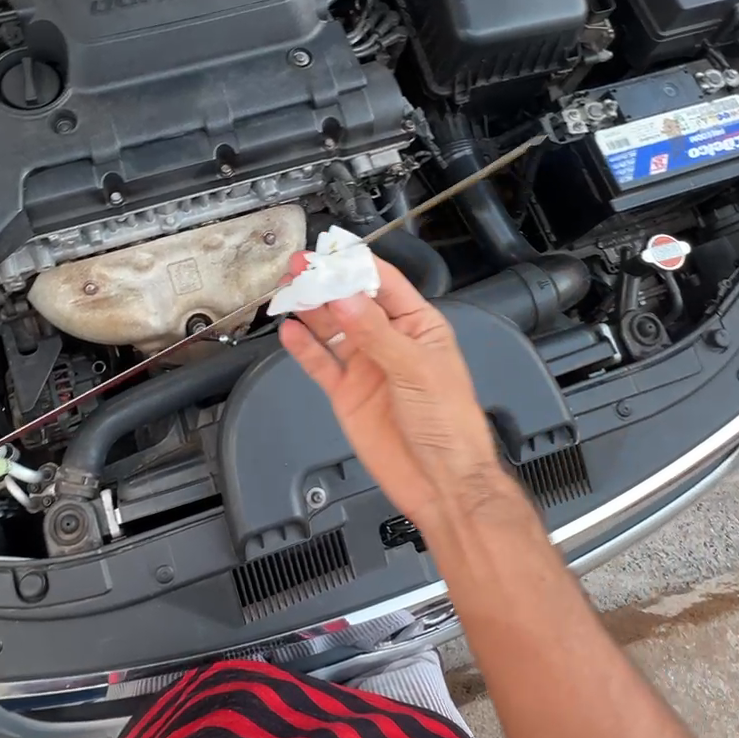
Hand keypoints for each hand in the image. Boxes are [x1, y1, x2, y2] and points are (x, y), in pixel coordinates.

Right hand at [278, 254, 516, 533]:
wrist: (441, 483)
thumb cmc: (450, 424)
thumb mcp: (417, 370)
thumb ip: (377, 334)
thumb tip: (344, 300)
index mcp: (418, 326)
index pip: (383, 284)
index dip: (355, 266)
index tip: (330, 254)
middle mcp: (389, 340)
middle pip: (350, 302)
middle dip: (326, 282)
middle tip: (299, 267)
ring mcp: (365, 365)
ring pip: (331, 327)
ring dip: (310, 308)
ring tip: (288, 291)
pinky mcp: (346, 392)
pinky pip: (319, 362)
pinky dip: (303, 347)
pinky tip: (289, 331)